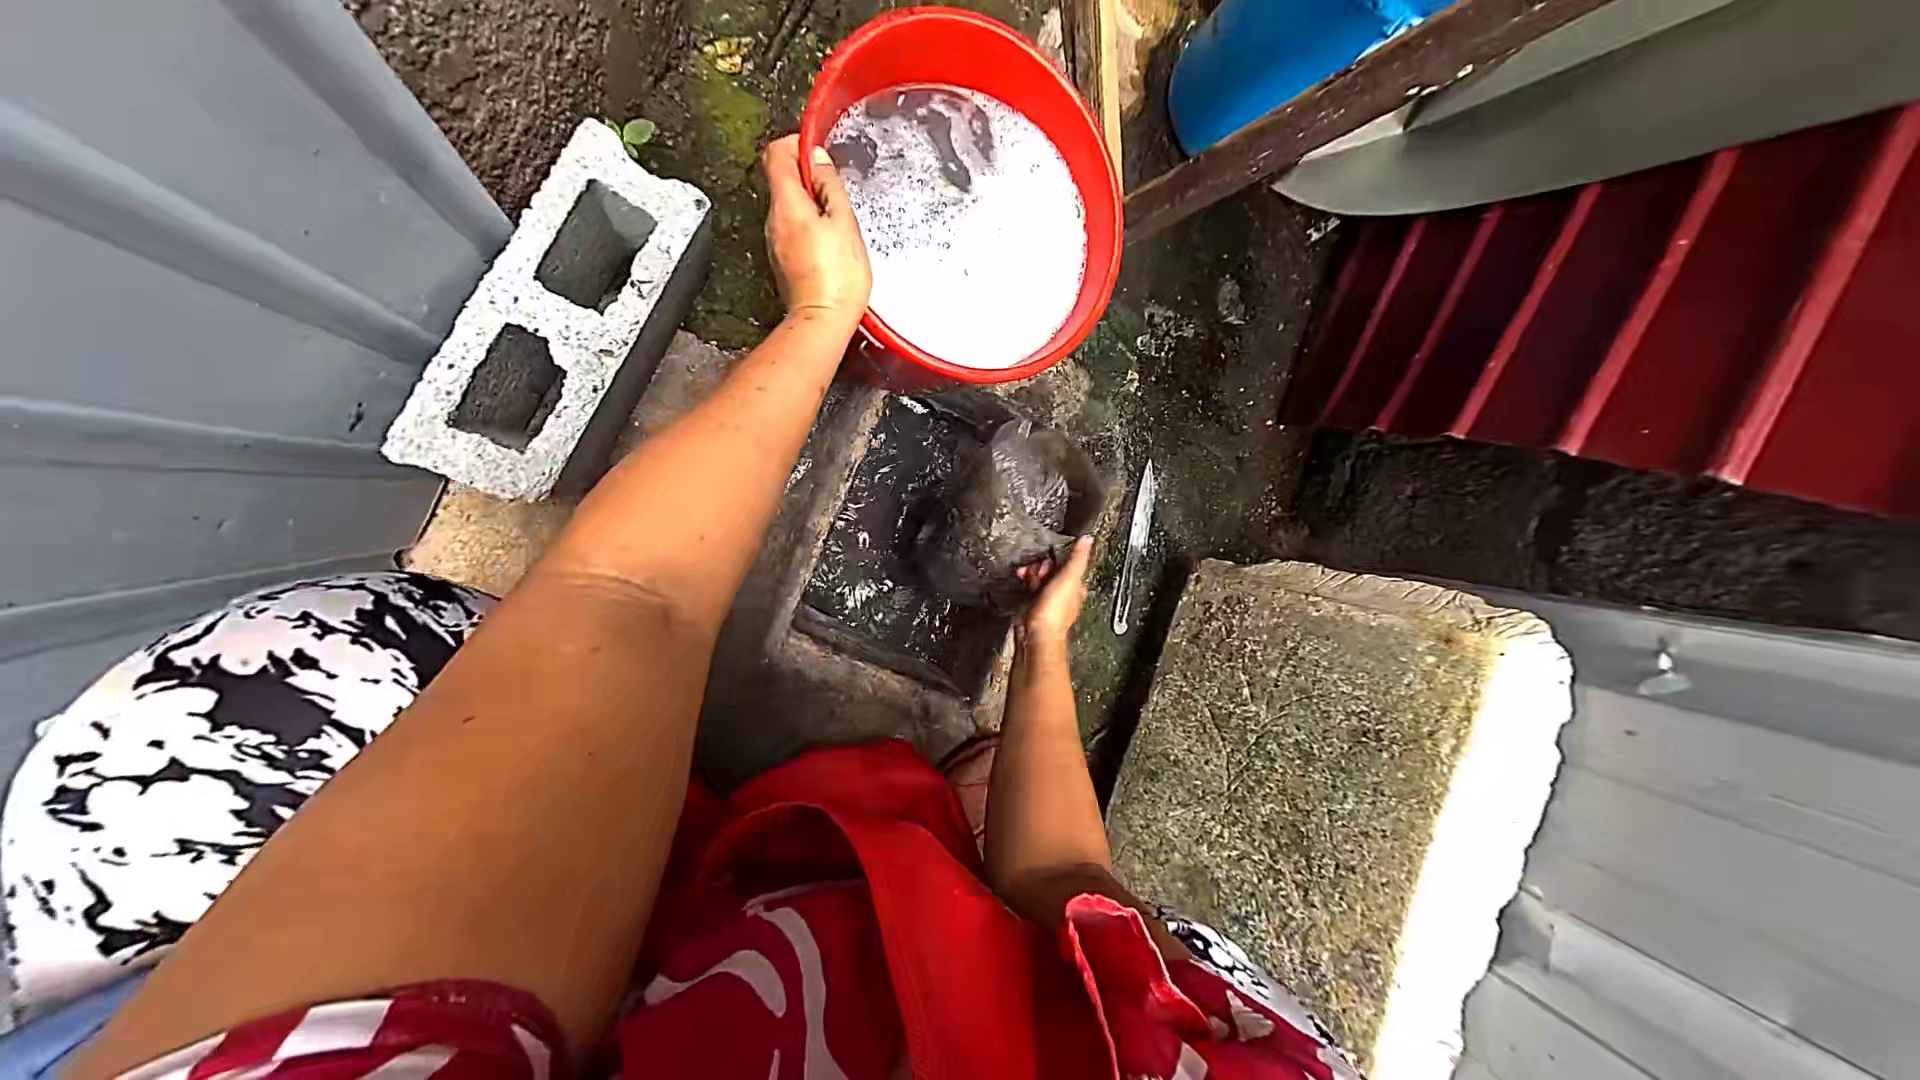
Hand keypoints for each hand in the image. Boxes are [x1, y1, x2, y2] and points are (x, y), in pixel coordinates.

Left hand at [763, 135, 871, 327]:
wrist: (824, 321)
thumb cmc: (837, 279)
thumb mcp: (844, 223)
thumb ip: (830, 186)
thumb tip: (819, 161)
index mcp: (787, 203)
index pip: (777, 153)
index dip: (798, 144)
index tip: (817, 151)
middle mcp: (774, 220)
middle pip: (782, 180)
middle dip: (807, 177)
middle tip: (834, 190)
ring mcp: (776, 243)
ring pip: (788, 207)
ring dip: (810, 205)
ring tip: (836, 222)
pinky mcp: (784, 261)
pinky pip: (792, 231)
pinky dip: (808, 227)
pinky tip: (828, 244)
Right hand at [1017, 536, 1092, 646]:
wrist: (1037, 633)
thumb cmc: (1055, 612)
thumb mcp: (1070, 578)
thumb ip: (1078, 558)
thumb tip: (1088, 540)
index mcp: (1076, 587)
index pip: (1070, 564)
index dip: (1060, 557)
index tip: (1052, 554)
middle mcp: (1063, 593)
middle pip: (1053, 570)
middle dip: (1043, 564)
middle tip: (1038, 567)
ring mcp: (1047, 599)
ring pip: (1040, 577)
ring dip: (1032, 571)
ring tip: (1027, 572)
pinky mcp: (1032, 603)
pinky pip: (1029, 585)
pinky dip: (1025, 580)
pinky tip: (1022, 578)